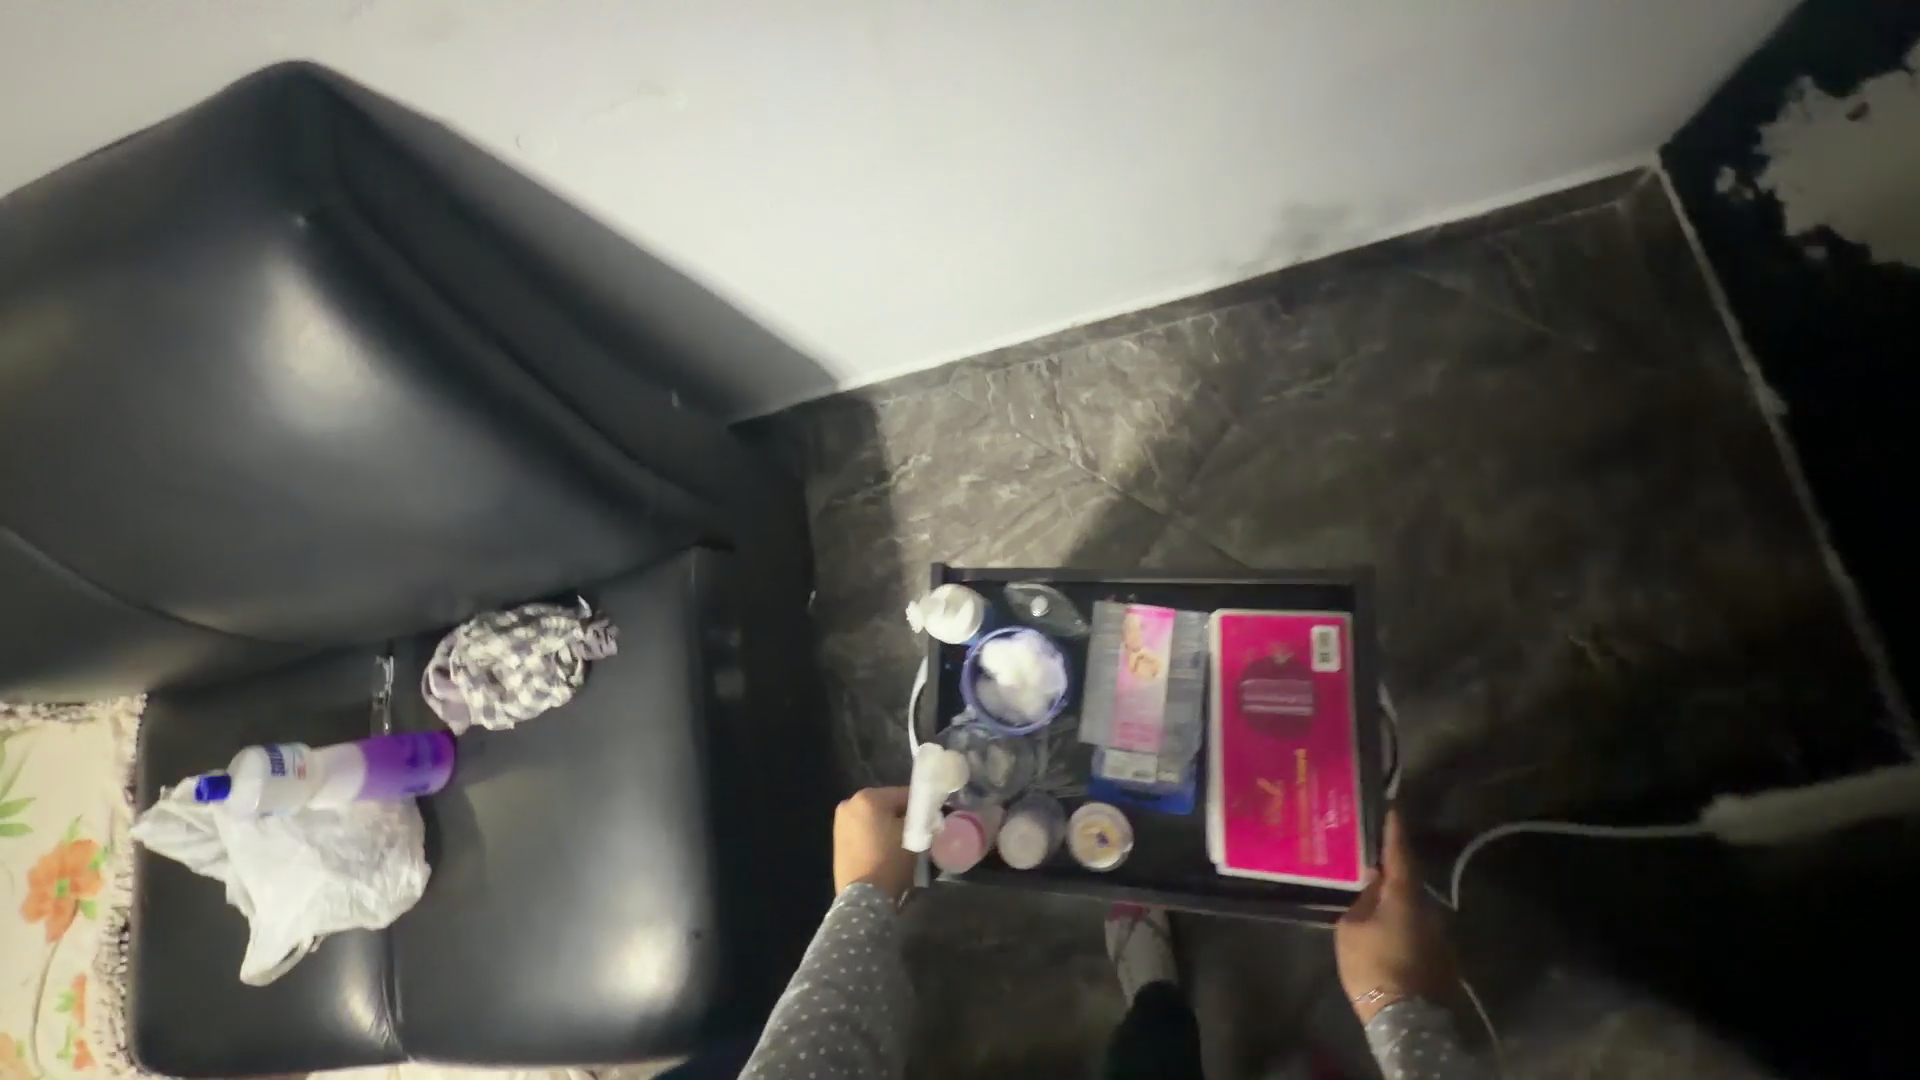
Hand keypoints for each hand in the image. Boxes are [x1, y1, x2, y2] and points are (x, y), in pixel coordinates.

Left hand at [833, 787, 916, 902]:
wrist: (864, 898)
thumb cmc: (890, 861)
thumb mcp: (914, 835)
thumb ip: (921, 817)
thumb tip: (926, 812)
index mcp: (868, 797)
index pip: (904, 794)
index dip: (920, 807)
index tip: (930, 820)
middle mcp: (850, 803)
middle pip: (887, 804)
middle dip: (901, 816)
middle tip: (916, 833)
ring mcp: (840, 821)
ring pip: (874, 816)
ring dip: (887, 825)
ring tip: (900, 844)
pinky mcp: (836, 838)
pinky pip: (863, 829)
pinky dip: (874, 834)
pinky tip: (883, 850)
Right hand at [1335, 811, 1453, 1022]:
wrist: (1406, 1023)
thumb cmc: (1372, 965)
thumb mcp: (1350, 926)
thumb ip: (1362, 897)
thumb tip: (1371, 878)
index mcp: (1404, 895)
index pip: (1400, 852)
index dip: (1394, 828)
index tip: (1390, 805)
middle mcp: (1428, 908)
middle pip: (1408, 878)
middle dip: (1390, 865)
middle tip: (1367, 853)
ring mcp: (1438, 933)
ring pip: (1413, 903)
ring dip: (1395, 895)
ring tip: (1371, 890)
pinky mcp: (1440, 955)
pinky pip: (1416, 925)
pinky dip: (1401, 917)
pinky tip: (1384, 923)